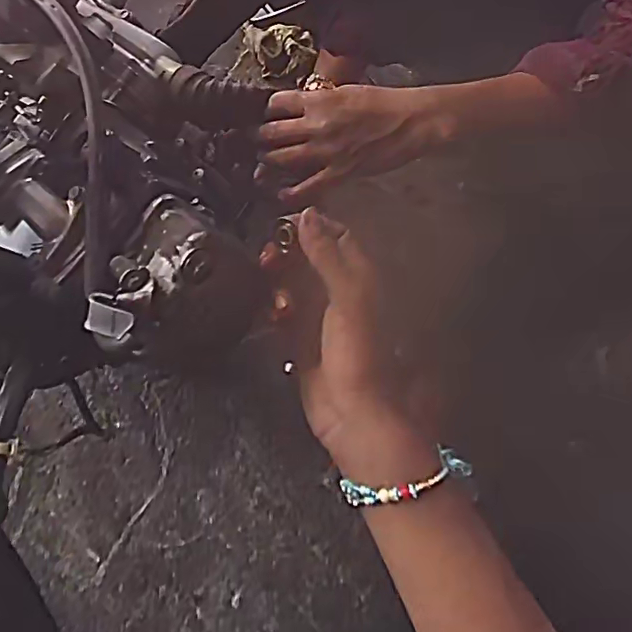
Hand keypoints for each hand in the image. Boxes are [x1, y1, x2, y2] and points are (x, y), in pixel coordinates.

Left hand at [257, 85, 450, 206]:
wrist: (412, 121)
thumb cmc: (383, 103)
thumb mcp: (344, 91)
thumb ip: (318, 100)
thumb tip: (298, 107)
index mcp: (318, 100)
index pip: (275, 103)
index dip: (267, 110)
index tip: (267, 116)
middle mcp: (316, 124)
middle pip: (271, 132)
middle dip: (259, 138)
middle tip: (256, 143)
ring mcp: (326, 150)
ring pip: (280, 159)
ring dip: (268, 163)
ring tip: (263, 166)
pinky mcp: (339, 172)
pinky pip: (306, 187)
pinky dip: (290, 194)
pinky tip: (282, 195)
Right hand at [269, 209, 407, 450]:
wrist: (354, 416)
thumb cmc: (361, 356)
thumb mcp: (347, 297)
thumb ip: (326, 255)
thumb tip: (308, 215)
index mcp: (359, 277)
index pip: (335, 235)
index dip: (311, 225)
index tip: (284, 223)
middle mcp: (340, 291)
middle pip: (308, 256)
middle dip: (286, 253)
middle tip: (270, 258)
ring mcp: (320, 314)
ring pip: (292, 281)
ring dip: (278, 281)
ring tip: (275, 293)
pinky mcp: (302, 337)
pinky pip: (282, 310)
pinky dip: (274, 308)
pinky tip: (274, 316)